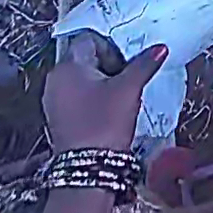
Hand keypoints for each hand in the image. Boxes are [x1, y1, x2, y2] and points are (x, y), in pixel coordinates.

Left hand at [44, 37, 168, 150]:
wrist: (88, 172)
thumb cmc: (106, 123)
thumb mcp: (128, 90)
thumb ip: (144, 65)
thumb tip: (160, 48)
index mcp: (68, 65)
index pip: (89, 39)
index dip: (110, 48)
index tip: (124, 68)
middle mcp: (55, 78)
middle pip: (84, 57)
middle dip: (107, 66)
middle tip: (124, 83)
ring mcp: (52, 99)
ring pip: (80, 78)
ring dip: (100, 83)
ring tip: (117, 99)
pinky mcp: (56, 118)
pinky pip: (74, 96)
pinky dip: (90, 99)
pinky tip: (105, 113)